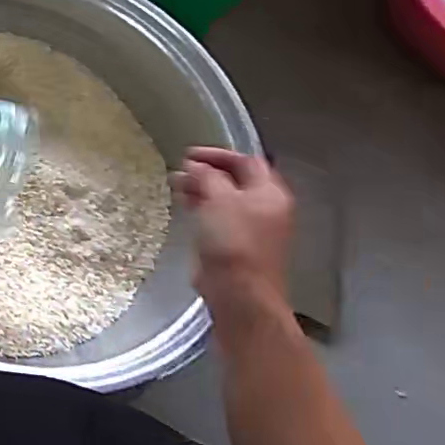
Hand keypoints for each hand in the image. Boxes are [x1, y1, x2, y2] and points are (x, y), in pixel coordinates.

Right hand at [172, 147, 293, 327]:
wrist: (238, 291)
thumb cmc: (233, 240)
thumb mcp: (219, 198)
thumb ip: (207, 176)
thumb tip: (196, 166)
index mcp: (270, 193)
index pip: (247, 162)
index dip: (218, 154)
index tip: (190, 154)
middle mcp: (265, 208)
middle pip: (235, 180)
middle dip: (207, 171)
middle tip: (180, 169)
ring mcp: (250, 227)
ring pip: (224, 198)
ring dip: (201, 188)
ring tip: (175, 184)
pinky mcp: (234, 244)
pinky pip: (217, 216)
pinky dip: (201, 206)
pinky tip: (184, 205)